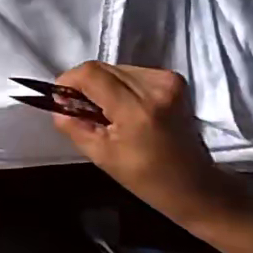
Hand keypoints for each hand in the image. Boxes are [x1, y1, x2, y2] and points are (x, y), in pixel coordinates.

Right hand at [49, 62, 252, 230]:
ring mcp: (168, 81)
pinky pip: (132, 72)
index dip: (68, 81)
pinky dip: (120, 85)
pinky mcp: (174, 80)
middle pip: (102, 67)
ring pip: (115, 68)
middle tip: (80, 109)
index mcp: (136, 109)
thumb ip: (73, 124)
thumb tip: (57, 102)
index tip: (60, 98)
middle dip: (84, 85)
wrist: (195, 185)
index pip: (91, 74)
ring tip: (105, 111)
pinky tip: (124, 107)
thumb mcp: (100, 155)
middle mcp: (155, 87)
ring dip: (102, 85)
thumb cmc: (146, 178)